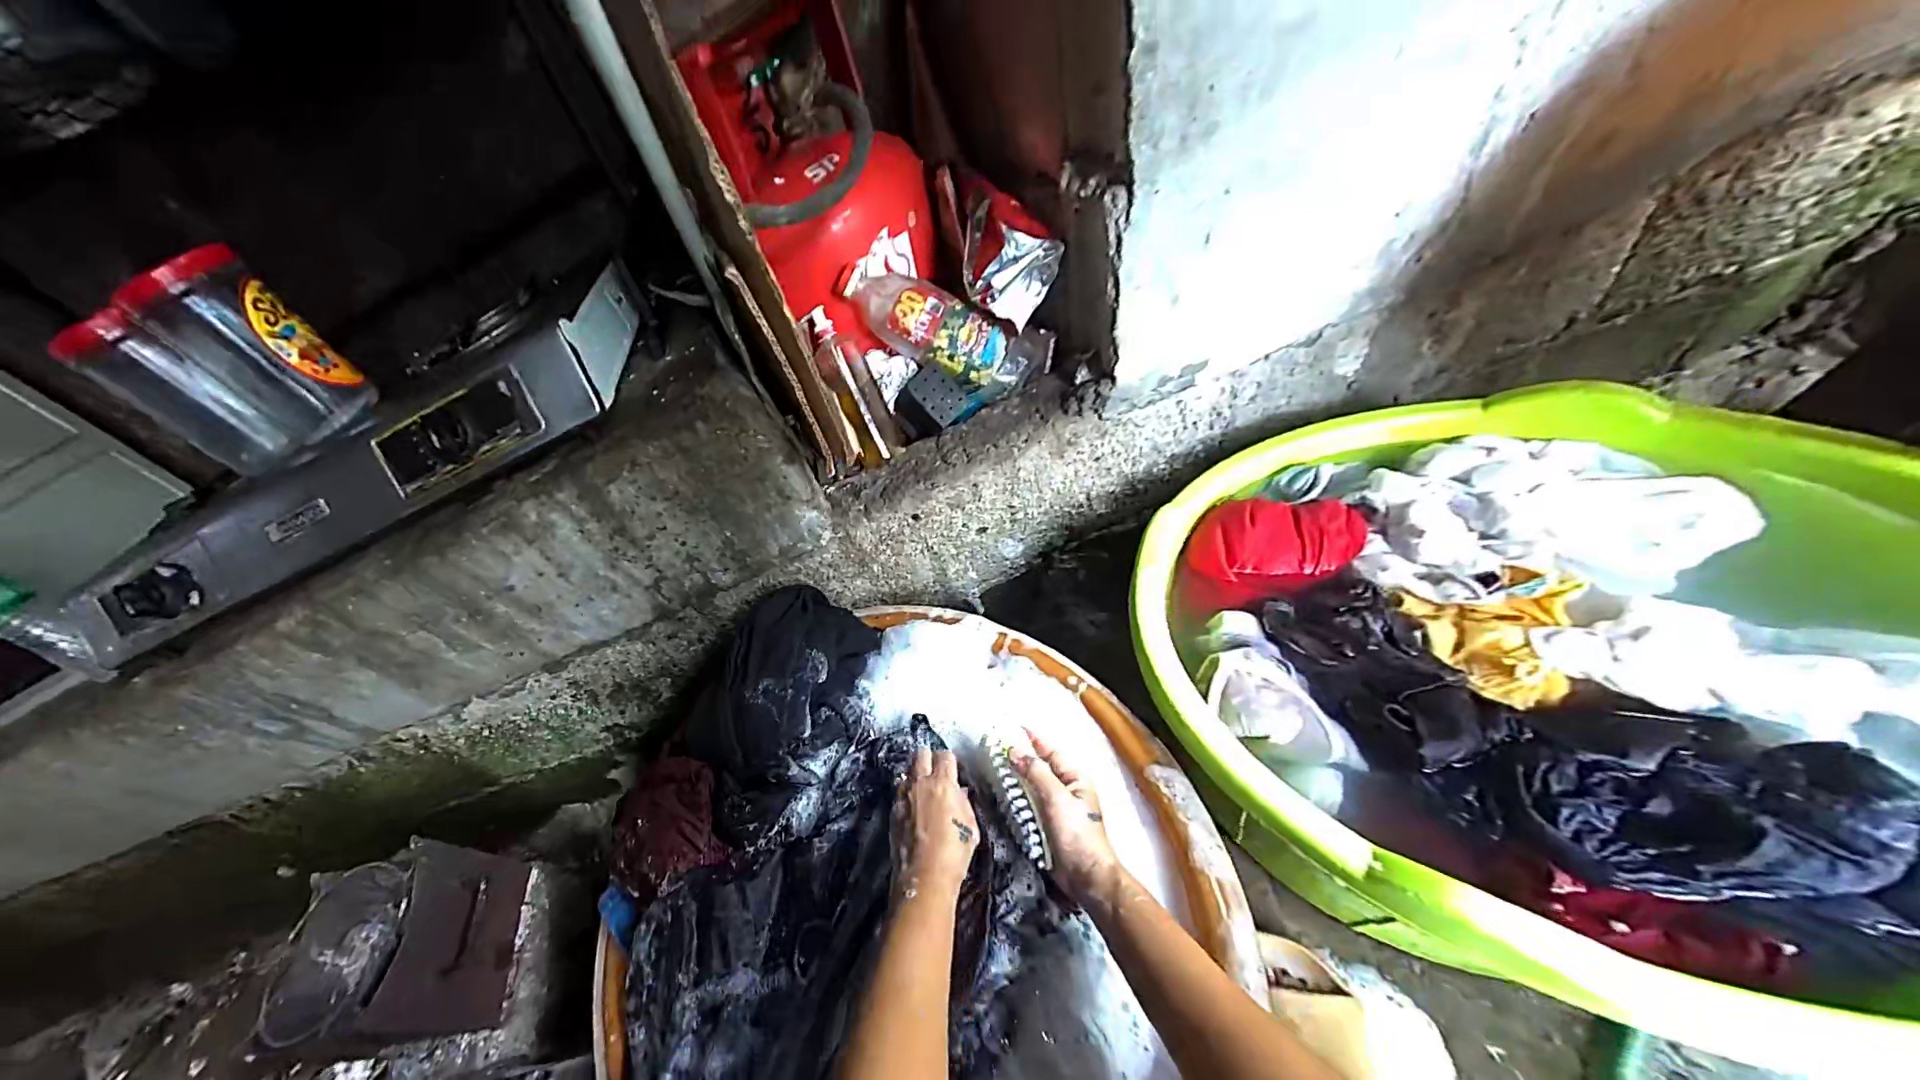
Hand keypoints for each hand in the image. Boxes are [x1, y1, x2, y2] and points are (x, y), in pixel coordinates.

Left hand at [893, 748, 978, 901]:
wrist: (924, 877)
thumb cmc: (954, 852)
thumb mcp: (970, 826)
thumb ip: (964, 803)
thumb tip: (959, 791)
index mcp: (943, 784)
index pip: (945, 755)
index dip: (950, 760)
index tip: (953, 768)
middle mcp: (920, 784)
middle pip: (921, 754)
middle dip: (929, 758)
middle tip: (936, 770)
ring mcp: (903, 797)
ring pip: (907, 772)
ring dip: (916, 775)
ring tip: (924, 789)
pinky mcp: (892, 812)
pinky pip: (900, 793)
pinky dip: (907, 794)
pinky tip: (914, 807)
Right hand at [1014, 728, 1123, 902]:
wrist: (1086, 877)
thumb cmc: (1076, 835)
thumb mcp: (1057, 799)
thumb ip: (1036, 773)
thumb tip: (1016, 750)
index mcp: (1076, 778)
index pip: (1051, 752)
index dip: (1034, 740)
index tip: (1014, 728)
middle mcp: (1067, 790)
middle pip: (1041, 767)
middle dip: (1021, 757)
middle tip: (997, 747)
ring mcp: (1057, 808)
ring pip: (1033, 785)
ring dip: (1017, 777)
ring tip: (995, 767)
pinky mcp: (1048, 825)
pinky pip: (1030, 804)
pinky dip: (1017, 797)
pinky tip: (1003, 794)